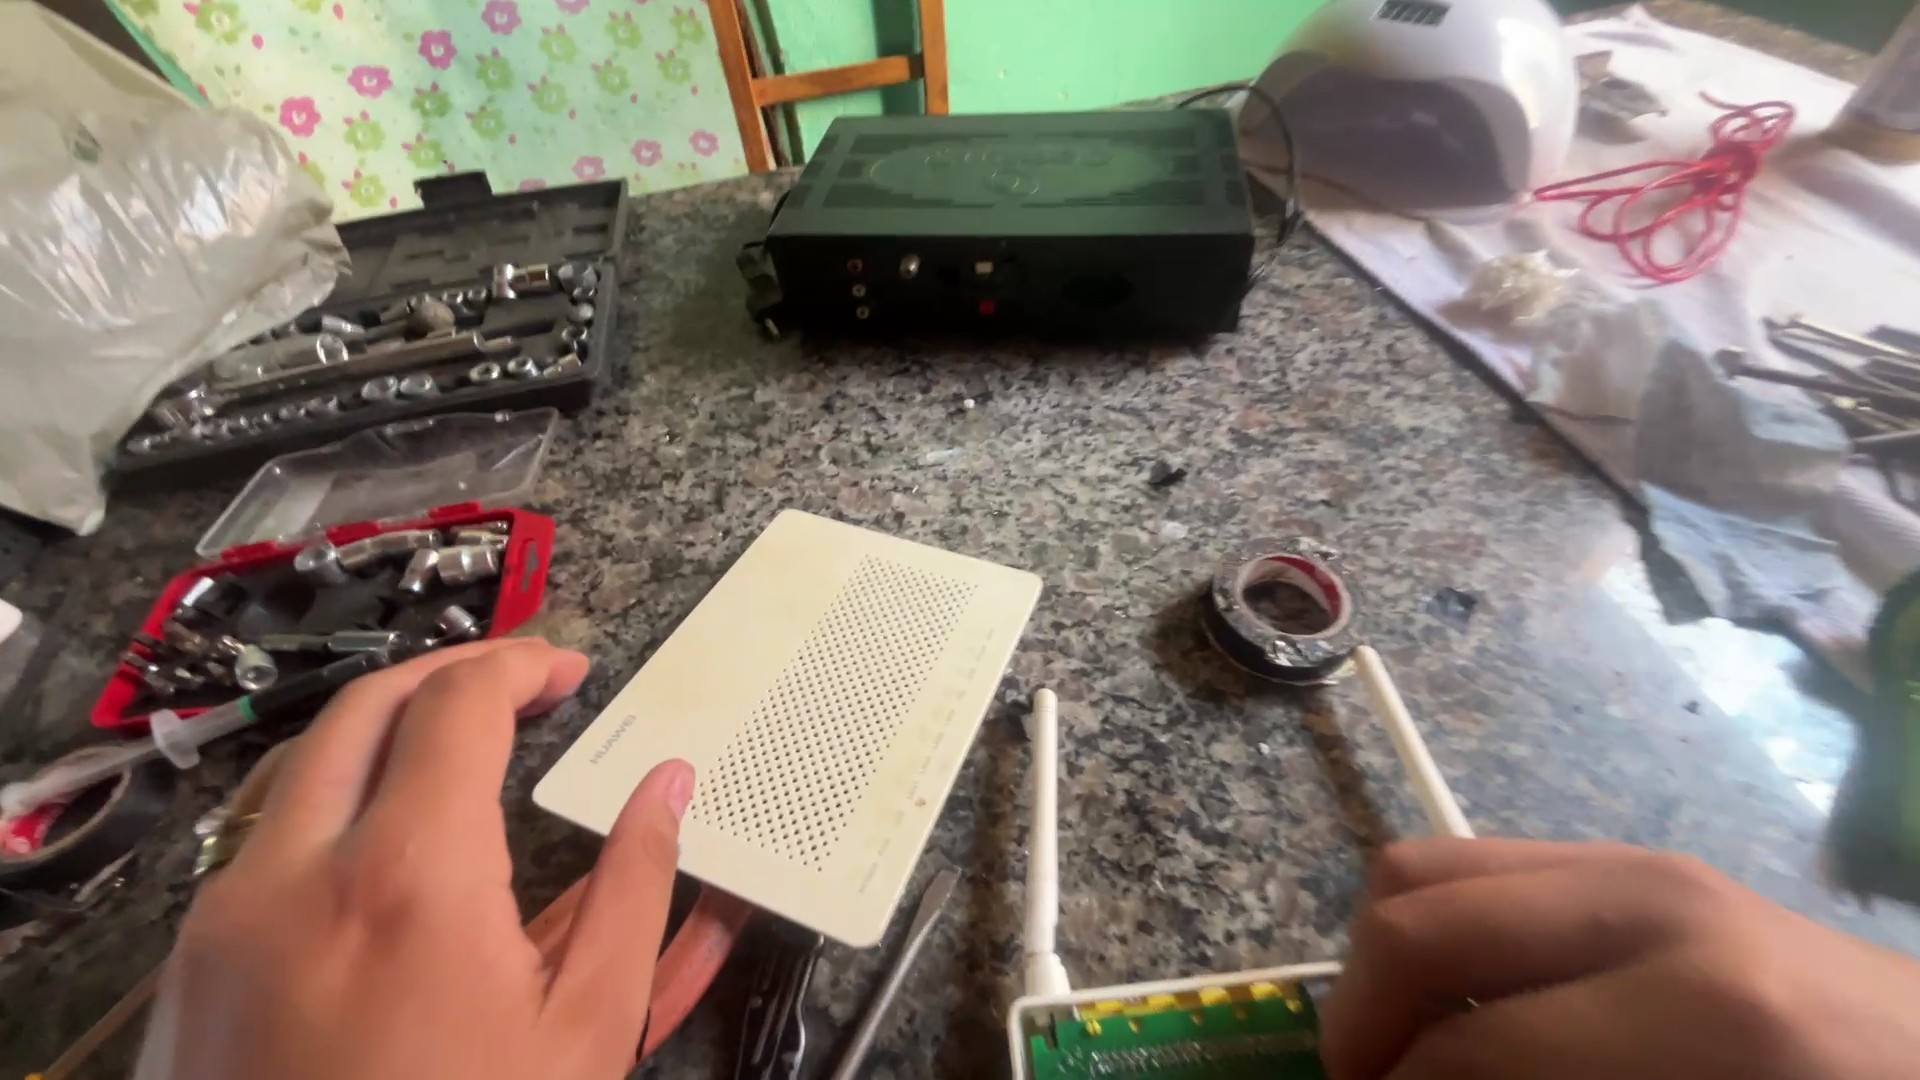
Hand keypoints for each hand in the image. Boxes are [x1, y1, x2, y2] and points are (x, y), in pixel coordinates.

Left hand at [134, 639, 696, 1079]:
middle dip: (456, 669)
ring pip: (309, 759)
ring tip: (471, 731)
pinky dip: (349, 784)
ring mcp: (224, 922)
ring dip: (397, 721)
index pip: (458, 706)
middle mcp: (293, 878)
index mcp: (409, 878)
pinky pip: (275, 829)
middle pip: (367, 706)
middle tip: (525, 681)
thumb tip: (669, 783)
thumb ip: (639, 881)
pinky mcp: (195, 965)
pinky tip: (404, 822)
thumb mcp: (591, 1020)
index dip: (521, 664)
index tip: (569, 671)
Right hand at [1321, 838, 1919, 1079]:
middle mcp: (1647, 901)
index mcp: (1712, 1009)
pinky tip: (1451, 987)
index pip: (1477, 1043)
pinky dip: (1426, 924)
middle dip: (1361, 1007)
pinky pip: (1463, 864)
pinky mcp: (1612, 851)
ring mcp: (1624, 857)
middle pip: (1415, 913)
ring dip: (1380, 954)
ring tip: (1393, 1025)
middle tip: (1356, 1074)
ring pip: (1417, 865)